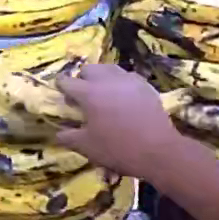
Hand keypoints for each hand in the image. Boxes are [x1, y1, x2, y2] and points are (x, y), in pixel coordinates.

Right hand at [53, 64, 183, 175]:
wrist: (158, 151)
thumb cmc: (118, 149)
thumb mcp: (87, 147)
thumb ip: (69, 137)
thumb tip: (59, 133)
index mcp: (88, 93)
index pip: (67, 82)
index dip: (61, 86)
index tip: (61, 92)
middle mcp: (106, 80)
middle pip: (88, 69)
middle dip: (82, 79)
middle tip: (83, 95)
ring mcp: (128, 80)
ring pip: (109, 68)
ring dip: (102, 77)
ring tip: (104, 92)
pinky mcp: (145, 85)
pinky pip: (128, 77)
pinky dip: (121, 83)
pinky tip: (124, 96)